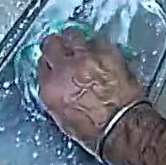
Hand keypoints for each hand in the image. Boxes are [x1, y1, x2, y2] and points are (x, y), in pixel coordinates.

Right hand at [38, 30, 144, 152]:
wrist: (124, 128)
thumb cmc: (96, 130)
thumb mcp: (62, 116)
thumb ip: (54, 93)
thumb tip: (55, 82)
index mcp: (51, 87)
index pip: (41, 64)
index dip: (48, 63)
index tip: (52, 64)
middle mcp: (66, 68)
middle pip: (51, 43)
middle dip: (55, 46)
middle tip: (60, 49)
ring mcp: (87, 58)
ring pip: (72, 34)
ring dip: (73, 39)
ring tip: (77, 44)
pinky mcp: (107, 53)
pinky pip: (96, 40)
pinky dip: (95, 44)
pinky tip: (97, 51)